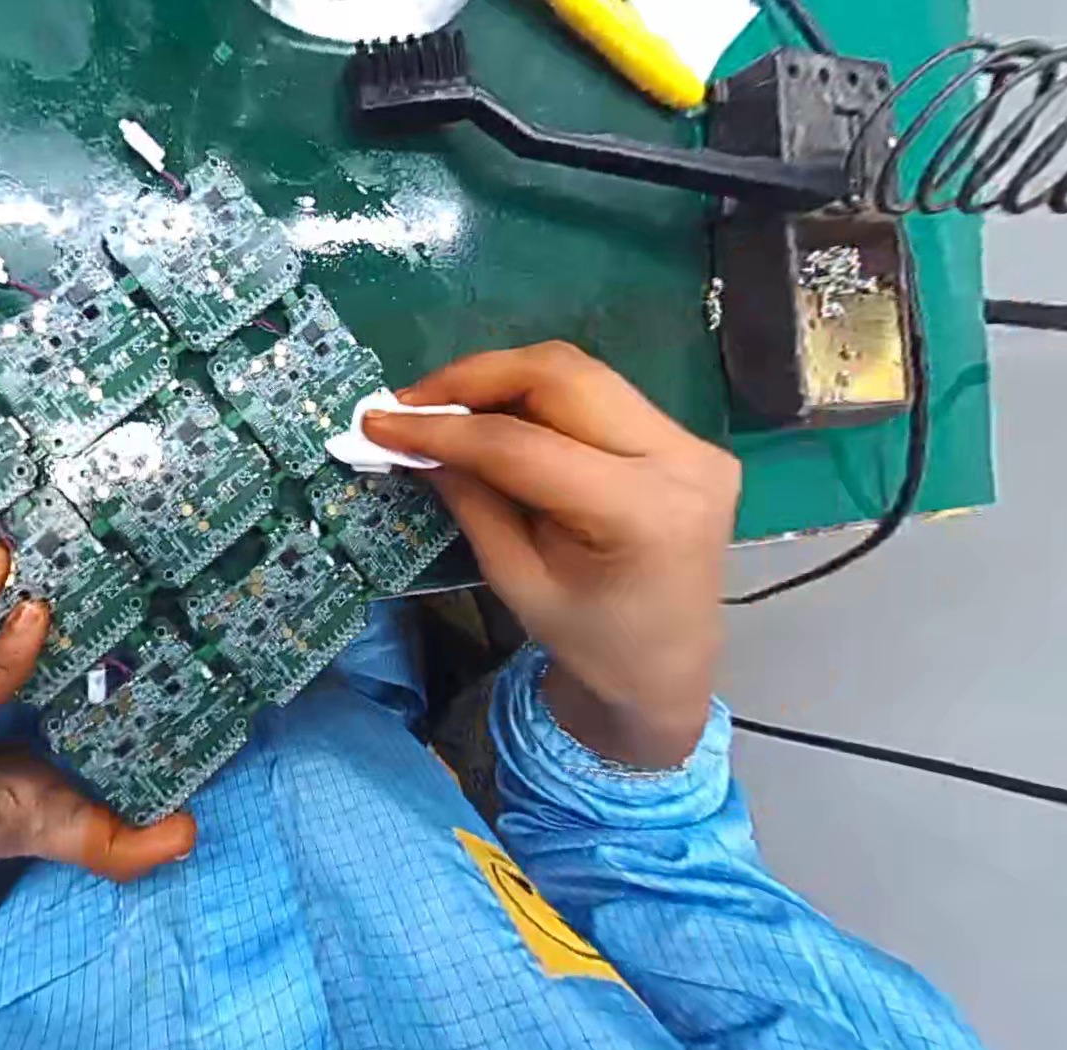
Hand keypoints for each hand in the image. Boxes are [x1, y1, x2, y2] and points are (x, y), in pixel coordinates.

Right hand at [363, 342, 739, 767]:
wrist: (663, 661)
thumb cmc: (586, 638)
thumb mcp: (512, 578)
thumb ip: (470, 501)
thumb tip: (416, 447)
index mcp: (640, 511)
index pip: (521, 445)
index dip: (441, 429)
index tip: (378, 424)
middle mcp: (679, 456)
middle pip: (559, 376)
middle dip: (470, 378)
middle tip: (408, 403)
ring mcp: (687, 438)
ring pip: (573, 371)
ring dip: (494, 379)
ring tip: (438, 406)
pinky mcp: (676, 434)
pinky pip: (587, 392)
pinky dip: (522, 394)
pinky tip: (484, 415)